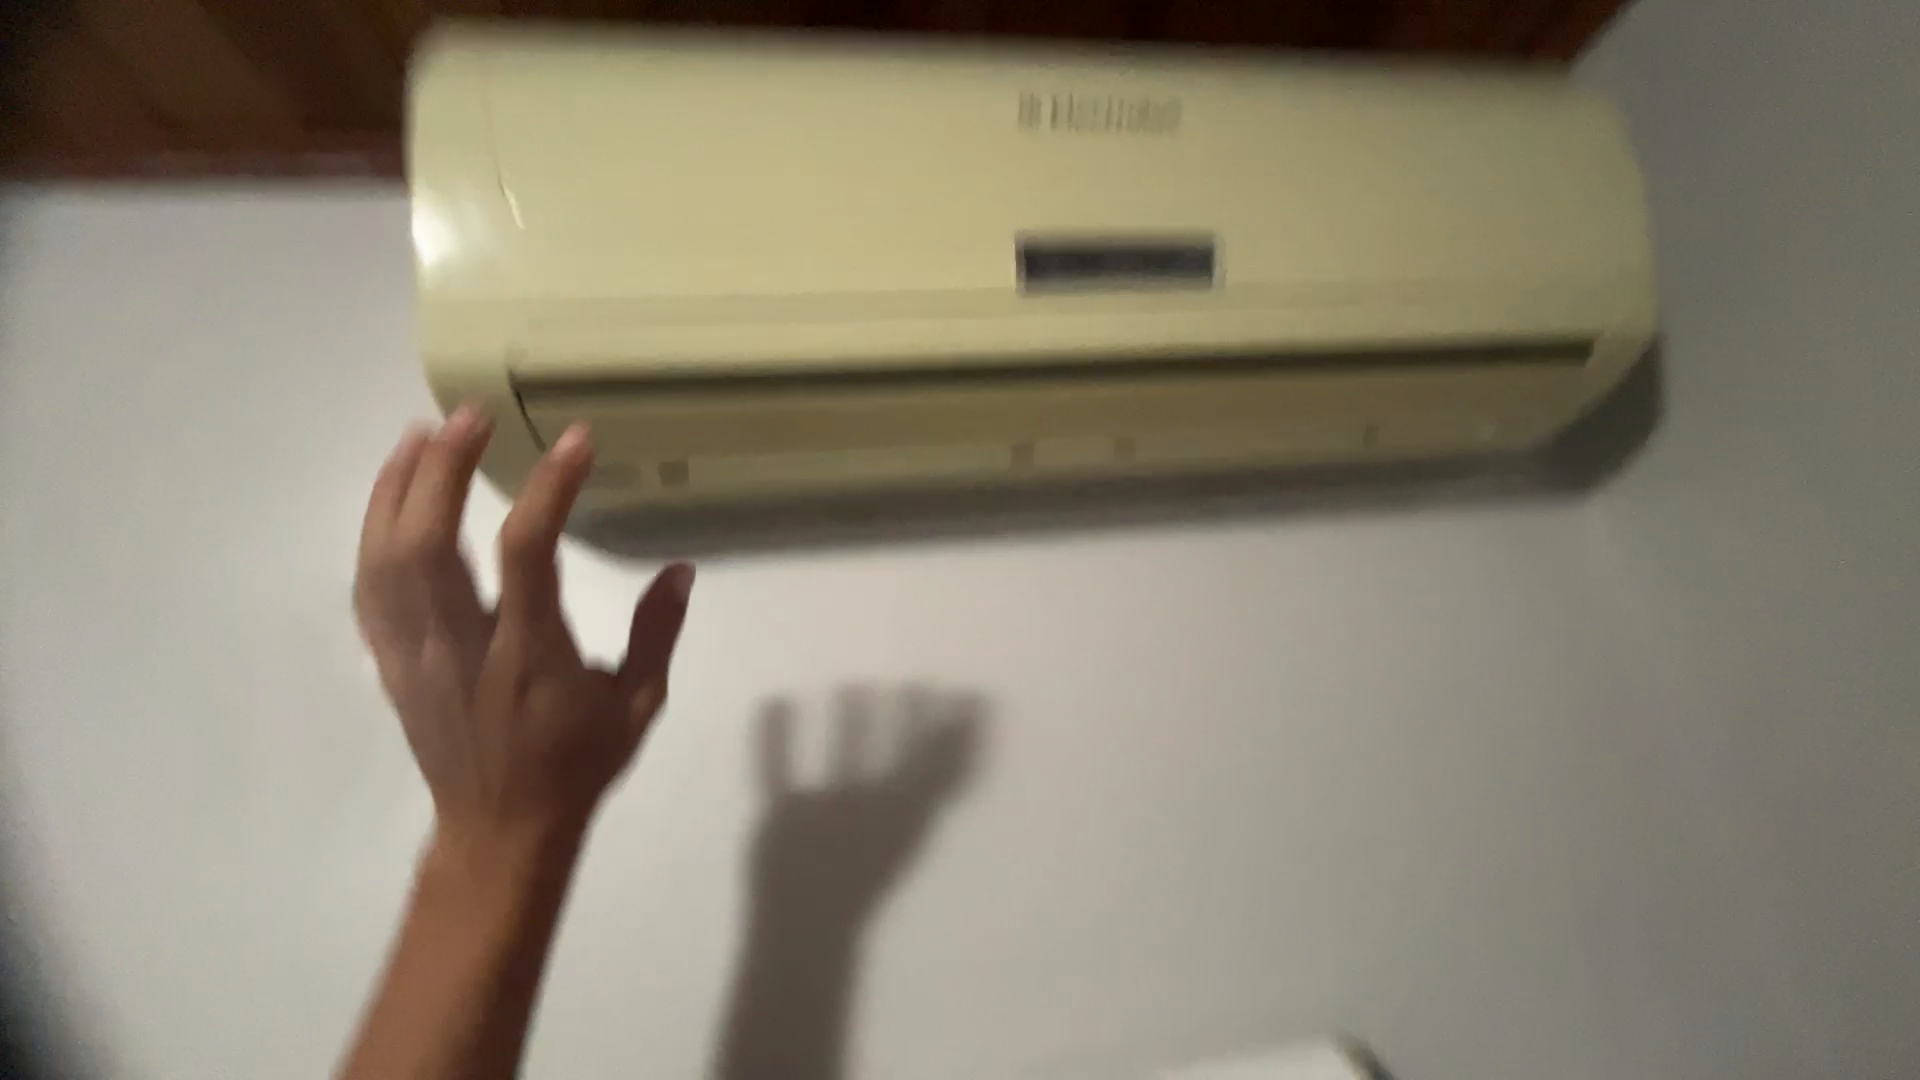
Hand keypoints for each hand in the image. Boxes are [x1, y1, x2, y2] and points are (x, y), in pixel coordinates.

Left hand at [354, 407, 693, 848]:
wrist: (502, 829)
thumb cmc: (578, 764)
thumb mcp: (639, 703)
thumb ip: (657, 633)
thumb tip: (679, 569)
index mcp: (530, 654)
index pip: (529, 552)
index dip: (549, 488)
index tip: (576, 439)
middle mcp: (461, 647)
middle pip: (428, 543)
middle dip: (444, 469)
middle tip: (471, 416)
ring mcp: (415, 656)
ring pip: (384, 559)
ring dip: (398, 489)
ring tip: (421, 435)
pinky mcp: (391, 665)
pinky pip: (369, 591)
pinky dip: (372, 534)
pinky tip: (391, 500)